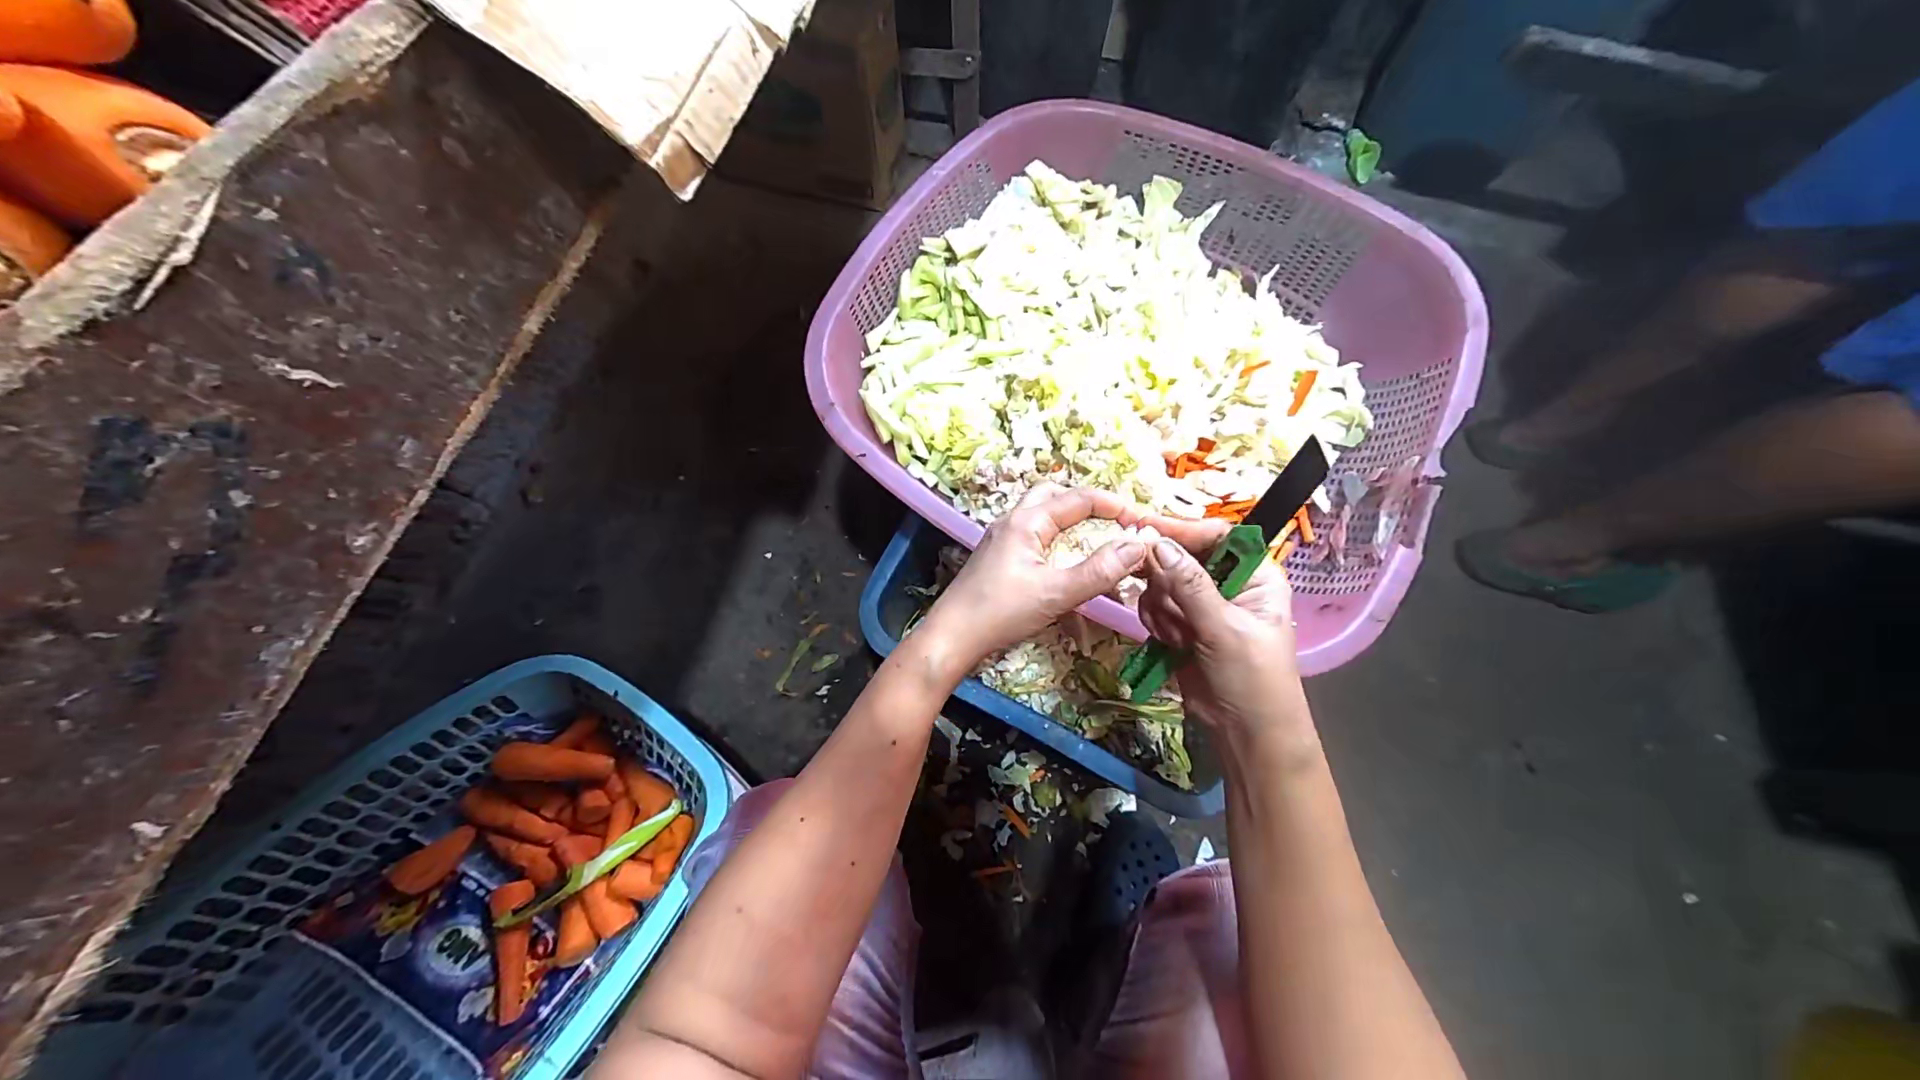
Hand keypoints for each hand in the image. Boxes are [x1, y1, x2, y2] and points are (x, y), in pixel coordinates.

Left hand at [921, 484, 1150, 664]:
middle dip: (1088, 503)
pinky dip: (1054, 536)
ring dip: (1069, 518)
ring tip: (1094, 534)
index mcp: (1027, 521)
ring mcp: (1001, 539)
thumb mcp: (1056, 593)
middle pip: (1055, 495)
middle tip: (1115, 520)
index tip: (1141, 520)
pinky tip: (1062, 558)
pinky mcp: (997, 557)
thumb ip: (1100, 570)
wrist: (951, 637)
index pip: (1079, 498)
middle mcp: (1012, 521)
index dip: (1114, 505)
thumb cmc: (1001, 612)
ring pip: (1041, 514)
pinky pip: (1032, 534)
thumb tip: (1139, 545)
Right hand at [1136, 531, 1318, 766]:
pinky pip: (1154, 607)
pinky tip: (1169, 643)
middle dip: (1169, 584)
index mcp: (1253, 575)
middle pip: (1180, 557)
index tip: (1146, 529)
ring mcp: (1201, 605)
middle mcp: (1227, 584)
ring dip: (1162, 609)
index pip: (1216, 536)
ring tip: (1179, 638)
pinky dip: (1155, 622)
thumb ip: (1190, 585)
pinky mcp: (1180, 625)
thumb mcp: (1224, 629)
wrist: (1245, 732)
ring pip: (1161, 583)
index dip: (1183, 531)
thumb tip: (1159, 543)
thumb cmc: (1253, 678)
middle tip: (1170, 609)